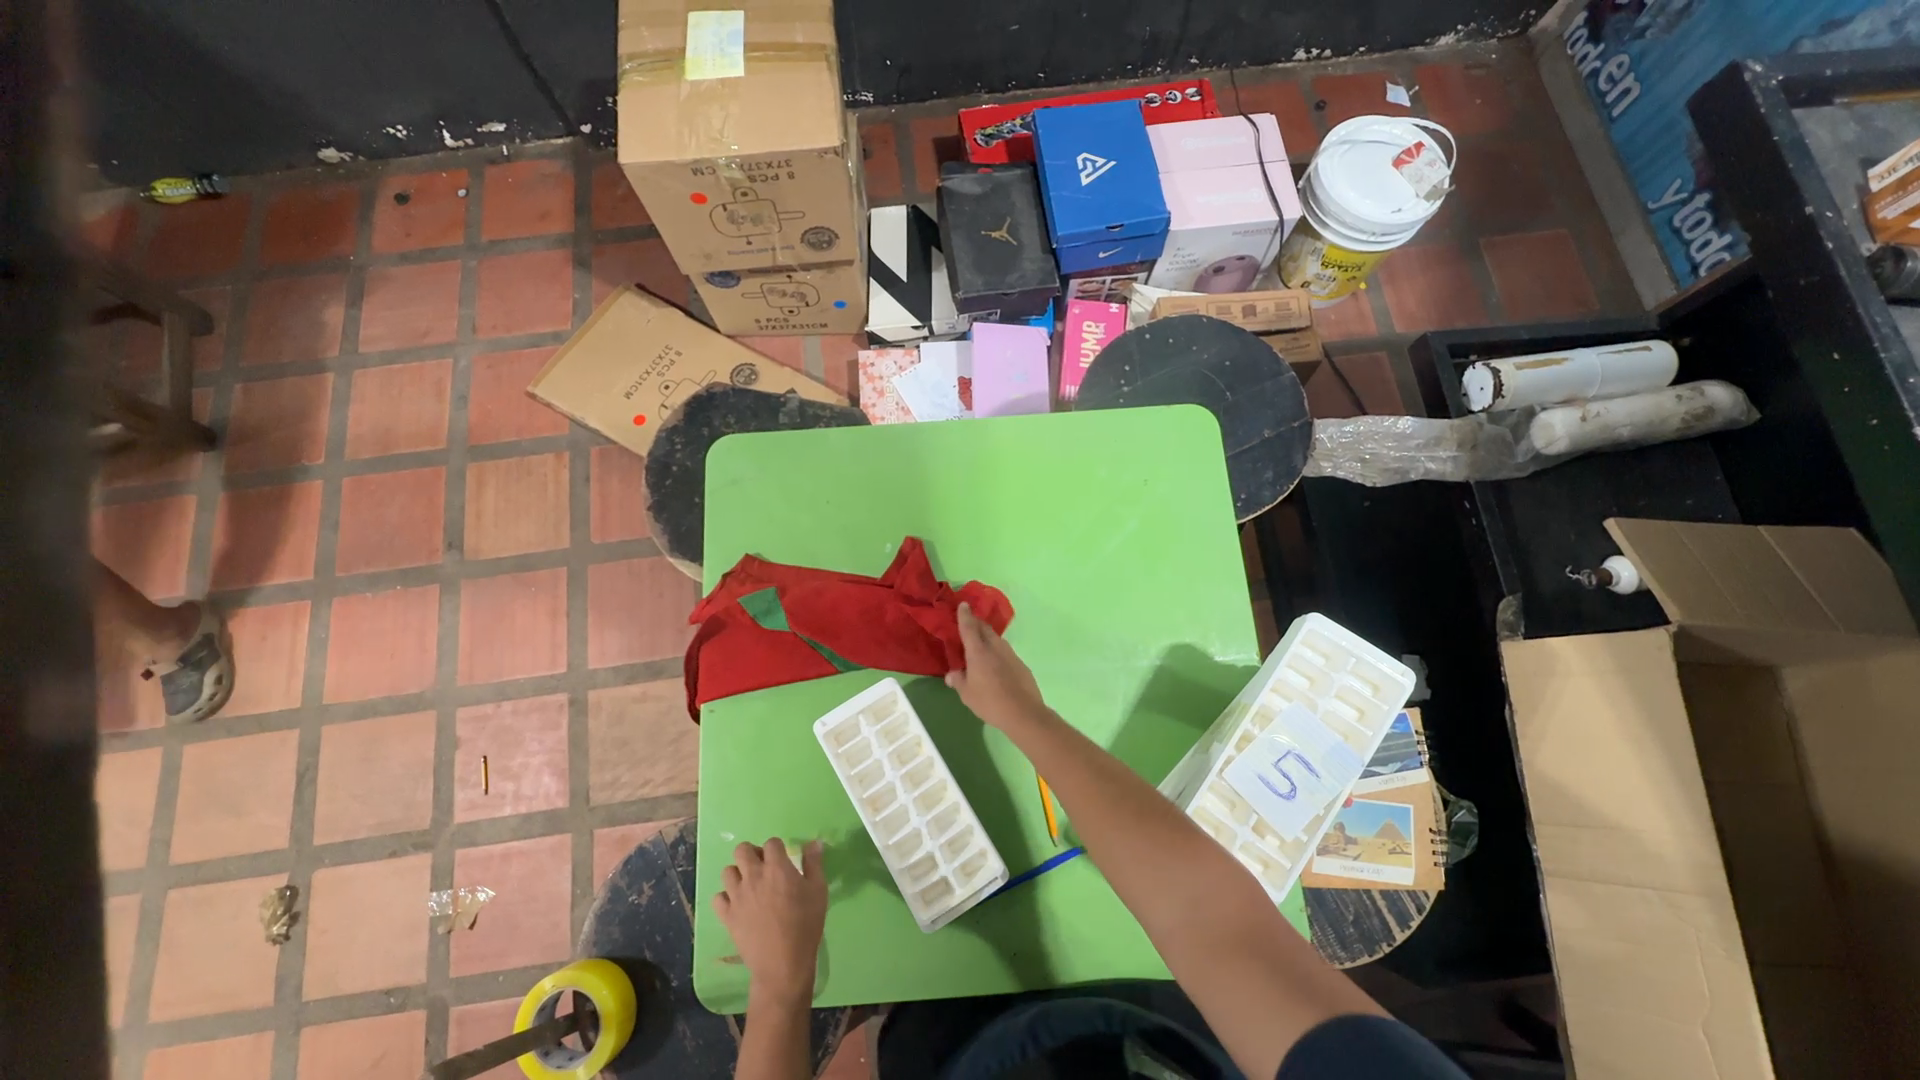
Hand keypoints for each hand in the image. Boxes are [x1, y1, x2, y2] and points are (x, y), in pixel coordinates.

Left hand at [713, 838, 826, 1003]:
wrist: (783, 962)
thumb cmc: (806, 925)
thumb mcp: (818, 891)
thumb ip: (814, 863)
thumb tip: (814, 842)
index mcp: (777, 868)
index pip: (771, 843)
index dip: (777, 848)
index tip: (783, 859)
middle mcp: (753, 876)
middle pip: (742, 849)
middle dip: (752, 854)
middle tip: (763, 868)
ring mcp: (737, 896)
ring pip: (727, 871)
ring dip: (738, 874)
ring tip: (750, 886)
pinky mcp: (727, 915)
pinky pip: (718, 898)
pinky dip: (726, 898)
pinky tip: (738, 905)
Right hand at [946, 602, 1047, 729]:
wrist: (1023, 712)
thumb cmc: (989, 702)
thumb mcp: (967, 694)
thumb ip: (958, 681)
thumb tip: (951, 674)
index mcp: (978, 652)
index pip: (969, 627)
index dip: (964, 615)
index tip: (963, 604)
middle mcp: (995, 647)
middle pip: (984, 629)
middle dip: (976, 623)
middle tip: (969, 623)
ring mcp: (1010, 655)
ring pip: (996, 639)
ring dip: (987, 637)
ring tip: (980, 644)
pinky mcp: (1020, 664)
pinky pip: (1005, 652)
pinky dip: (997, 651)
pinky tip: (996, 664)